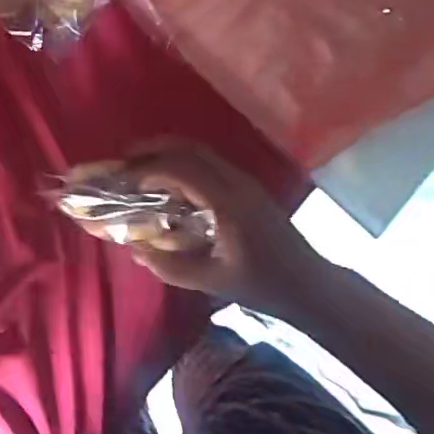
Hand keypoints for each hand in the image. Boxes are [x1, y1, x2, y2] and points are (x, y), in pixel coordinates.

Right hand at [123, 142, 330, 313]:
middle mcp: (236, 182)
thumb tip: (135, 249)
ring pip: (201, 151)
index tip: (123, 180)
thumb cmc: (264, 285)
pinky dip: (182, 162)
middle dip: (154, 148)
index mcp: (228, 202)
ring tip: (140, 166)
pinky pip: (209, 162)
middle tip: (124, 158)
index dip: (149, 169)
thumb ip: (170, 266)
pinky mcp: (247, 186)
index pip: (182, 169)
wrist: (310, 285)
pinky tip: (168, 181)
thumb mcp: (213, 282)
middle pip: (191, 148)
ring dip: (168, 152)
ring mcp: (244, 181)